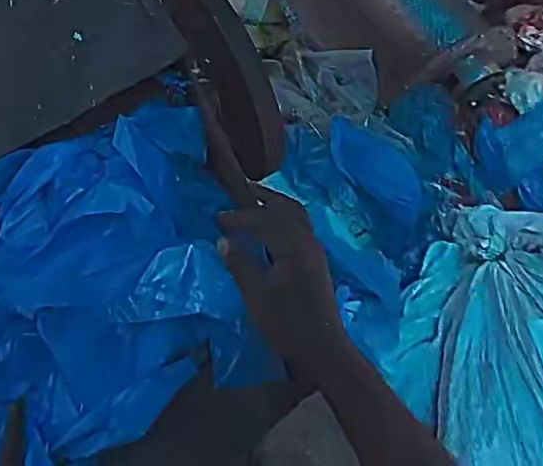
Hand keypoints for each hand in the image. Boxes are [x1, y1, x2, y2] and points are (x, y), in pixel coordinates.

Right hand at [218, 186, 348, 369]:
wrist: (324, 348)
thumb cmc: (287, 323)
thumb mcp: (256, 295)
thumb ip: (240, 264)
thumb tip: (224, 241)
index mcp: (291, 244)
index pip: (262, 219)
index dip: (238, 217)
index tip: (218, 218)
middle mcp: (306, 238)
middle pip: (284, 206)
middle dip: (262, 198)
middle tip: (241, 192)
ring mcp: (315, 247)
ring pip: (296, 213)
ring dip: (276, 205)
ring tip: (257, 204)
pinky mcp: (318, 258)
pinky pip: (301, 224)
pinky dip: (285, 217)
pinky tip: (274, 228)